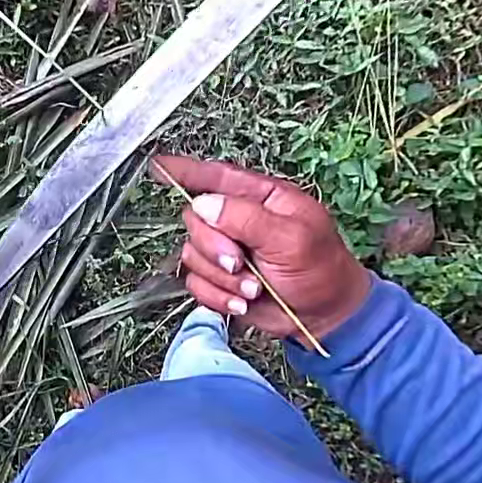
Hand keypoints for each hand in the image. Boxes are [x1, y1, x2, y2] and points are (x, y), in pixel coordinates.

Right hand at [154, 155, 372, 344]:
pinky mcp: (219, 280)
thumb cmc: (321, 270)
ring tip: (253, 290)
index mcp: (260, 198)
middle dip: (214, 248)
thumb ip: (247, 218)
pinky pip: (196, 283)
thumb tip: (202, 204)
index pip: (216, 176)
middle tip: (239, 264)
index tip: (157, 166)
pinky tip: (242, 304)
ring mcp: (226, 251)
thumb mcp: (292, 238)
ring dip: (221, 278)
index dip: (185, 170)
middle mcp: (237, 220)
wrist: (325, 316)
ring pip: (192, 255)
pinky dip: (217, 297)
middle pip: (196, 220)